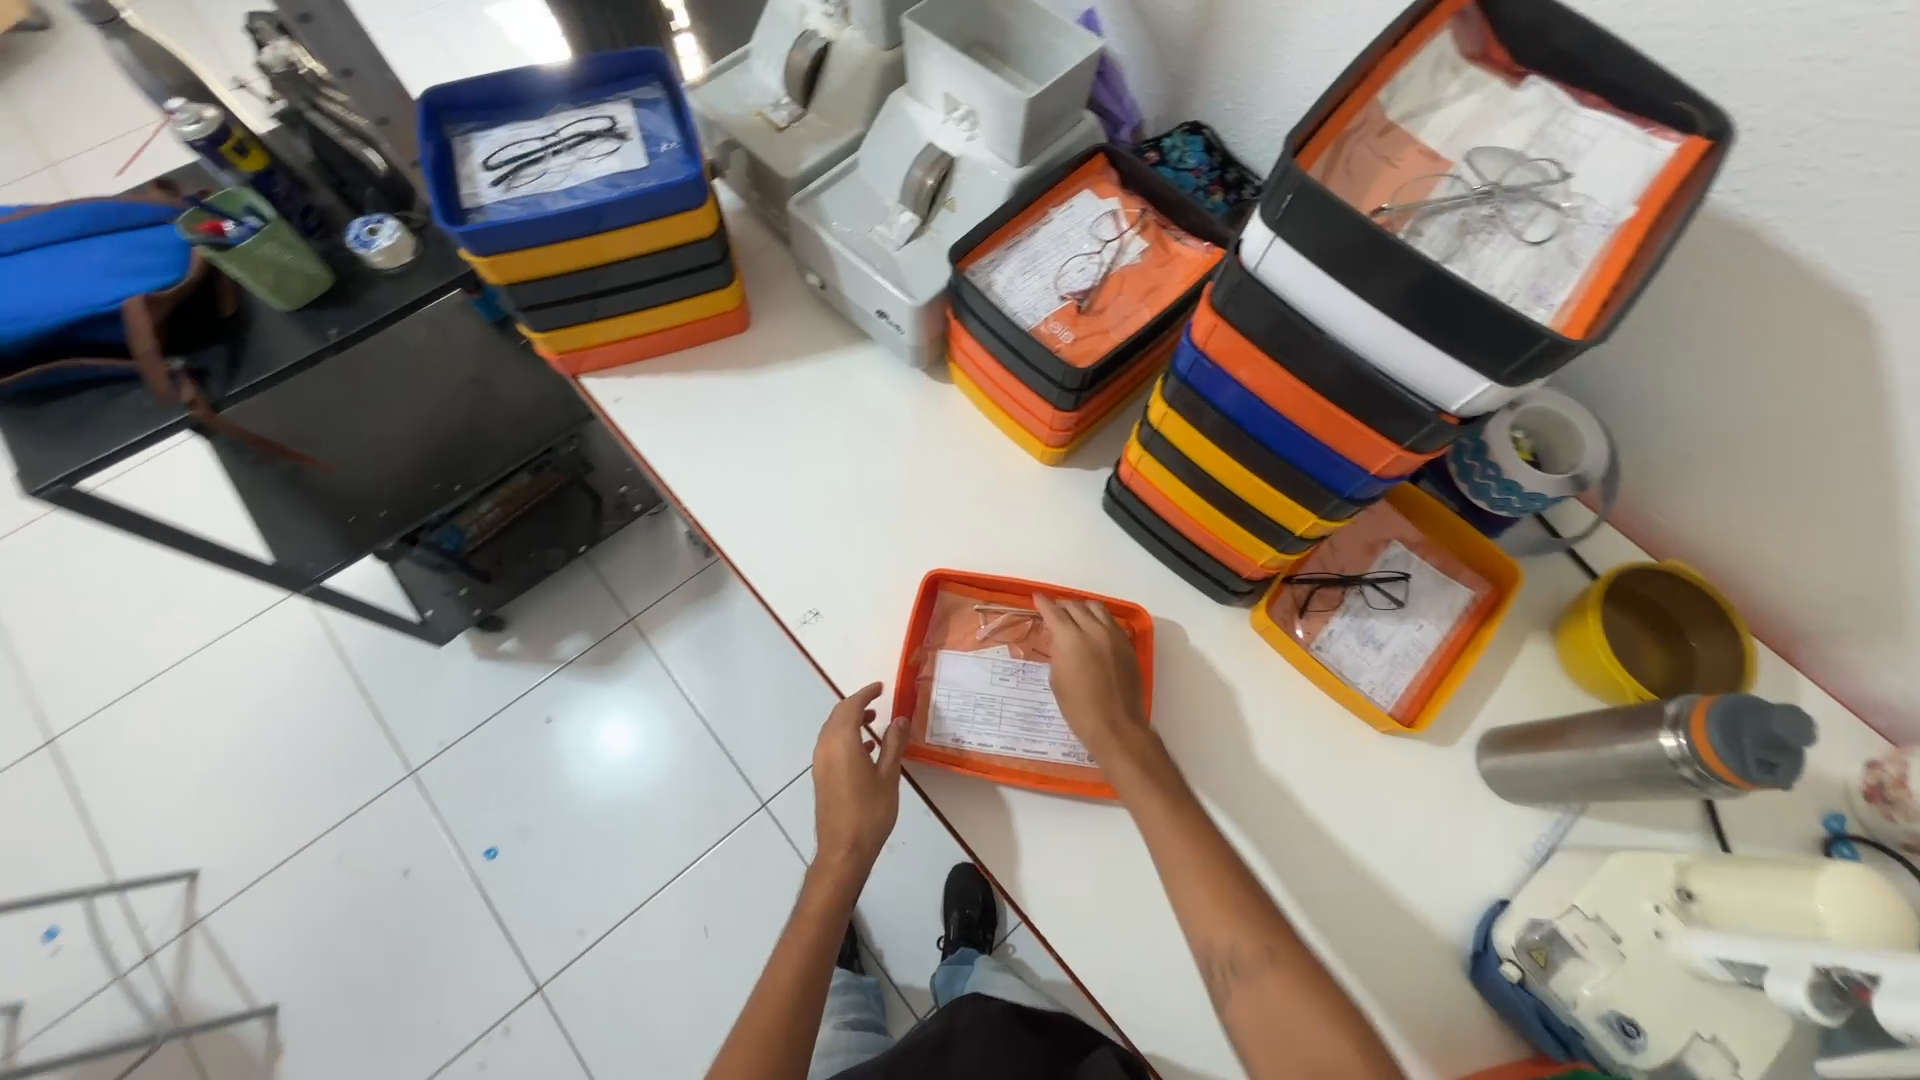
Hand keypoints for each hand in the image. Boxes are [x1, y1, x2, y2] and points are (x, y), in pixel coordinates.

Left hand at [811, 682, 909, 877]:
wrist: (844, 849)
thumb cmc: (870, 812)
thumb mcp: (889, 776)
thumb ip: (893, 744)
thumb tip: (900, 719)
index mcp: (842, 742)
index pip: (851, 707)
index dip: (866, 694)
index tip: (880, 687)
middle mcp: (826, 747)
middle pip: (838, 715)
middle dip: (857, 705)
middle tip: (878, 700)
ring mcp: (820, 762)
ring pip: (833, 730)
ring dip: (851, 721)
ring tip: (874, 721)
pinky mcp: (821, 775)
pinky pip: (831, 745)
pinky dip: (846, 738)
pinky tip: (866, 749)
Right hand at [1034, 594, 1152, 765]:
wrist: (1115, 724)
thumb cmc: (1078, 708)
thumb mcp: (1057, 679)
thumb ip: (1058, 652)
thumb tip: (1060, 641)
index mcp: (1070, 639)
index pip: (1054, 612)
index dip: (1043, 603)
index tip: (1037, 598)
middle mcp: (1093, 630)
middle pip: (1076, 606)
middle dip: (1062, 605)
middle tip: (1055, 611)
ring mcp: (1114, 636)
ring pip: (1097, 608)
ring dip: (1083, 608)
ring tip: (1077, 615)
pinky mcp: (1127, 645)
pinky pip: (1112, 622)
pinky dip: (1100, 620)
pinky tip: (1095, 629)